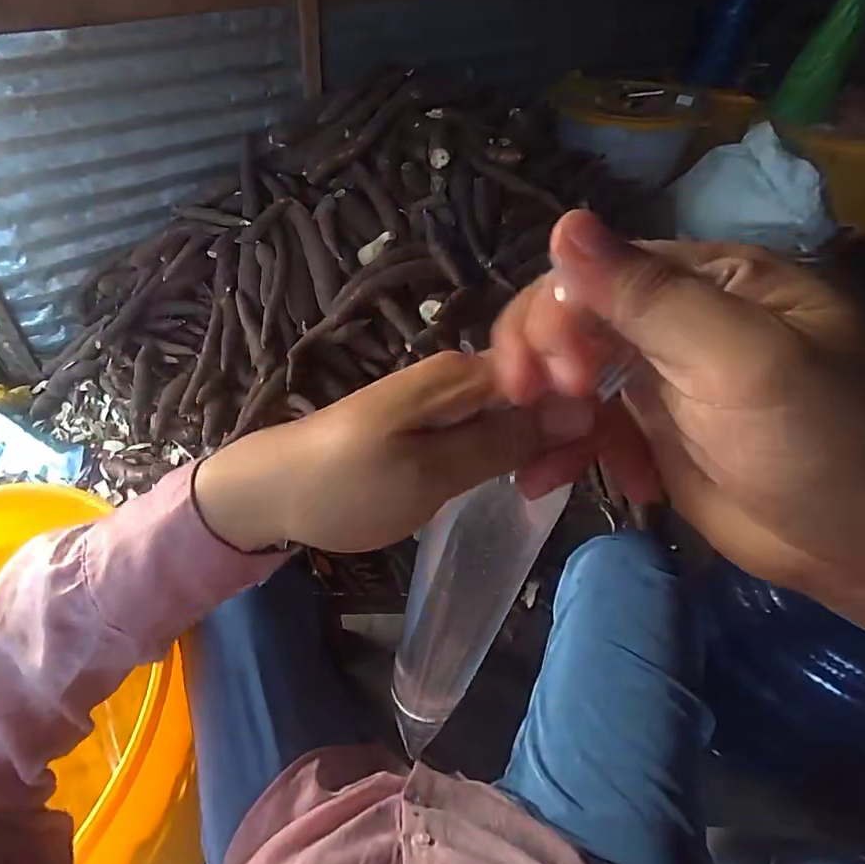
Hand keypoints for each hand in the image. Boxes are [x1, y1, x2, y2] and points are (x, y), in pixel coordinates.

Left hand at [194, 351, 590, 553]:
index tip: (590, 461)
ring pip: (520, 413)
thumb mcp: (428, 472)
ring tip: (538, 489)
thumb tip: (579, 409)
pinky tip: (521, 479)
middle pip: (541, 390)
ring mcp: (446, 398)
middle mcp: (460, 374)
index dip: (583, 410)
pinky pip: (492, 429)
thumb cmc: (345, 485)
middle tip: (553, 486)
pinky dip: (511, 453)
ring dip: (539, 447)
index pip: (553, 371)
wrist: (274, 492)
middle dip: (563, 433)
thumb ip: (501, 441)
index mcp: (461, 373)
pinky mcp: (436, 425)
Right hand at [490, 210, 864, 654]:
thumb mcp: (742, 363)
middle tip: (534, 416)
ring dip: (542, 414)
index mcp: (705, 280)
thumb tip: (564, 223)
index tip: (543, 381)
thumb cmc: (831, 448)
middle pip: (568, 322)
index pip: (591, 274)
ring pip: (566, 376)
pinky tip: (550, 480)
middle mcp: (675, 319)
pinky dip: (561, 450)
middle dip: (539, 368)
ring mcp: (660, 378)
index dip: (549, 319)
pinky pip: (584, 426)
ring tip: (543, 463)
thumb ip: (650, 298)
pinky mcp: (652, 431)